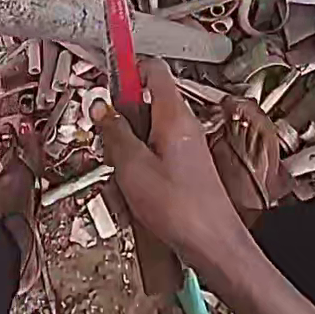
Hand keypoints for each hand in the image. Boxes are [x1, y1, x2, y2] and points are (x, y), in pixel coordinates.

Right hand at [94, 59, 251, 273]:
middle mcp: (183, 124)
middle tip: (107, 134)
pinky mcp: (184, 163)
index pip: (153, 69)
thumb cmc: (180, 208)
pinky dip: (139, 158)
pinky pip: (155, 147)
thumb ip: (114, 132)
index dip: (127, 69)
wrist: (213, 244)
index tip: (106, 80)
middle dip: (122, 114)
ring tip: (121, 166)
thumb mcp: (132, 167)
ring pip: (148, 126)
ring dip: (128, 140)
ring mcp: (186, 143)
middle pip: (146, 99)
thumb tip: (100, 107)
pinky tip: (133, 182)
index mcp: (173, 114)